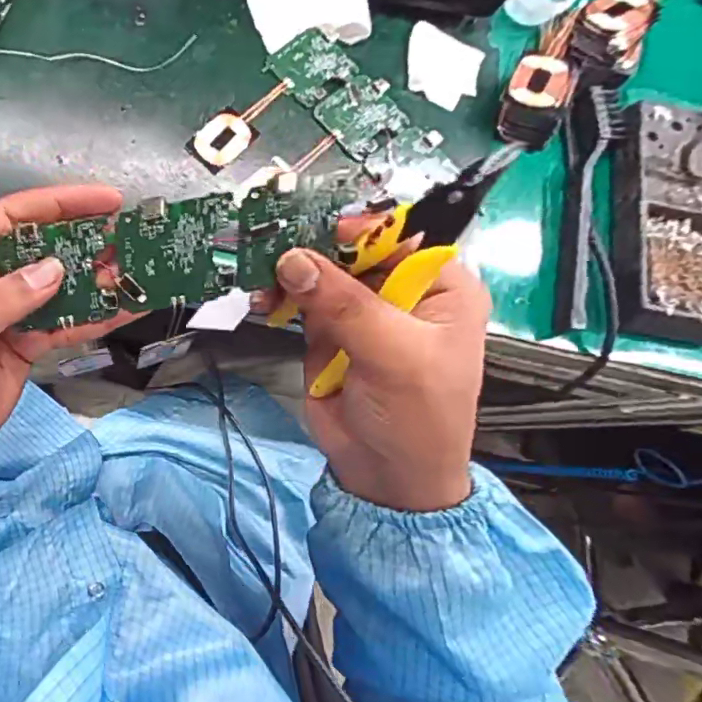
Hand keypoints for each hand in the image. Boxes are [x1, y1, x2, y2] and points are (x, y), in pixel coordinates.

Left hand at [0, 185, 142, 475]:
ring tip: (139, 270)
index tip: (103, 200)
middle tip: (131, 234)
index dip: (54, 205)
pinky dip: (95, 317)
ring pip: (57, 285)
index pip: (6, 220)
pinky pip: (64, 323)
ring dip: (96, 278)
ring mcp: (6, 313)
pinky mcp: (25, 343)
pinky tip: (126, 307)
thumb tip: (53, 269)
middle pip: (39, 248)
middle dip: (84, 239)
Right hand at [252, 242, 490, 511]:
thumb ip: (346, 306)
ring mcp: (359, 314)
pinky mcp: (325, 334)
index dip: (362, 229)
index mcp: (438, 288)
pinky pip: (299, 304)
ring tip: (264, 285)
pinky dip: (278, 300)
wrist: (384, 472)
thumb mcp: (392, 355)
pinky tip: (263, 300)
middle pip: (351, 253)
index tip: (319, 232)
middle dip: (314, 252)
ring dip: (289, 277)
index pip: (401, 238)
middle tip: (276, 255)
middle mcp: (398, 293)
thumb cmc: (417, 415)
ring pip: (318, 276)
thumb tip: (294, 261)